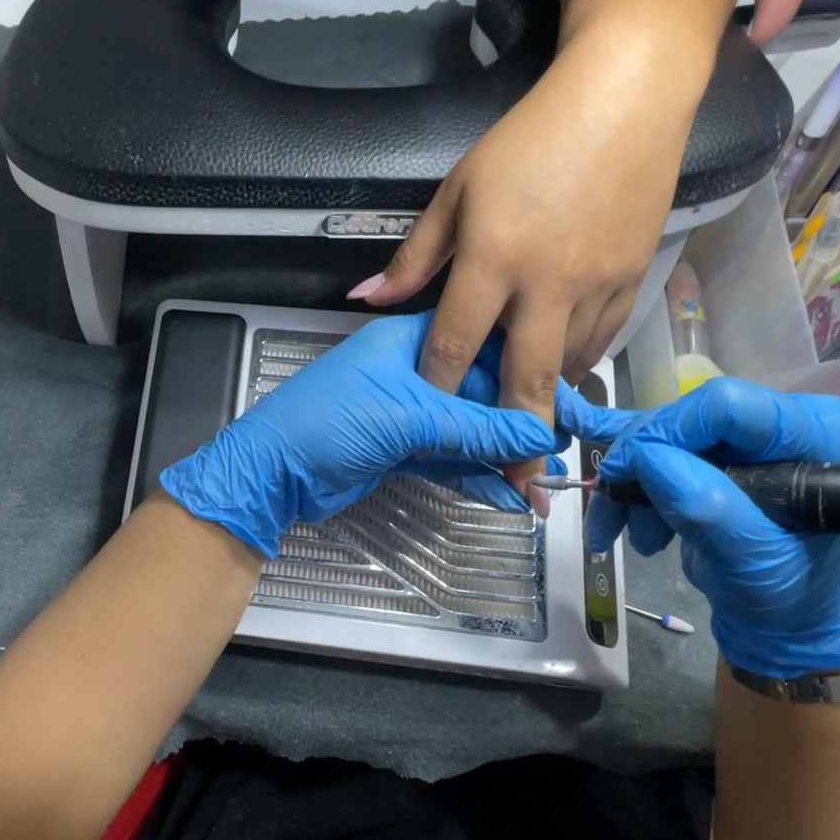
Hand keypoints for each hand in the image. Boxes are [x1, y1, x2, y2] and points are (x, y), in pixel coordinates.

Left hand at [161, 312, 563, 558]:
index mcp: (411, 341)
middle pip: (481, 395)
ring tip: (543, 487)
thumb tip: (538, 435)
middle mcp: (413, 372)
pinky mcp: (399, 451)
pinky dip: (475, 478)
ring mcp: (406, 414)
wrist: (271, 471)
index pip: (484, 348)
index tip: (567, 404)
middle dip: (520, 427)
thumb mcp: (407, 417)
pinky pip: (448, 461)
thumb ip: (475, 427)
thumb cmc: (328, 422)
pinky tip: (509, 497)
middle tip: (561, 453)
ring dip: (502, 460)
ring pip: (467, 433)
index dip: (526, 377)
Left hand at [351, 40, 688, 511]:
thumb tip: (365, 299)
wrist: (628, 100)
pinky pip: (599, 345)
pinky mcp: (633, 283)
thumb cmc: (528, 143)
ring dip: (544, 406)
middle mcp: (547, 285)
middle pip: (523, 381)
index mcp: (493, 261)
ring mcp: (596, 287)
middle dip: (513, 439)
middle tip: (509, 484)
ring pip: (566, 369)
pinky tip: (557, 384)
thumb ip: (411, 259)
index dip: (435, 394)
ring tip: (528, 442)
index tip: (423, 429)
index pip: (452, 347)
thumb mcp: (456, 193)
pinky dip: (574, 370)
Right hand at [556, 377, 839, 677]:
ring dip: (629, 483)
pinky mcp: (720, 450)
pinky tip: (602, 482)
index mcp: (816, 438)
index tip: (622, 475)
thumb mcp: (749, 559)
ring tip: (621, 532)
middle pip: (685, 420)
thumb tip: (644, 458)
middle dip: (637, 465)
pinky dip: (626, 469)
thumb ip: (705, 508)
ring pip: (661, 437)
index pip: (726, 407)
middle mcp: (785, 424)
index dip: (665, 432)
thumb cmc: (785, 594)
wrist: (784, 619)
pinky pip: (659, 444)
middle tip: (610, 514)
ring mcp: (749, 436)